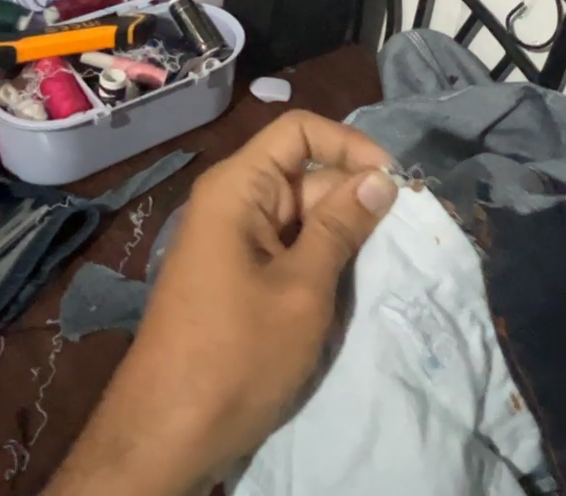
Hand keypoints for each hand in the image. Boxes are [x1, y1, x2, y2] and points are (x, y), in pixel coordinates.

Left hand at [45, 111, 399, 495]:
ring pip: (300, 212)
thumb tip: (380, 179)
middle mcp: (233, 201)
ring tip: (378, 262)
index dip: (348, 144)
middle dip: (351, 195)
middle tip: (399, 233)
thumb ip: (341, 227)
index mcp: (238, 187)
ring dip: (339, 232)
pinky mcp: (237, 271)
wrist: (166, 435)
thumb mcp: (302, 289)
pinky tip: (345, 283)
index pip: (298, 131)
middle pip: (304, 172)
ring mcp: (233, 238)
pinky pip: (286, 244)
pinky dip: (318, 256)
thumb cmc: (236, 355)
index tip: (390, 181)